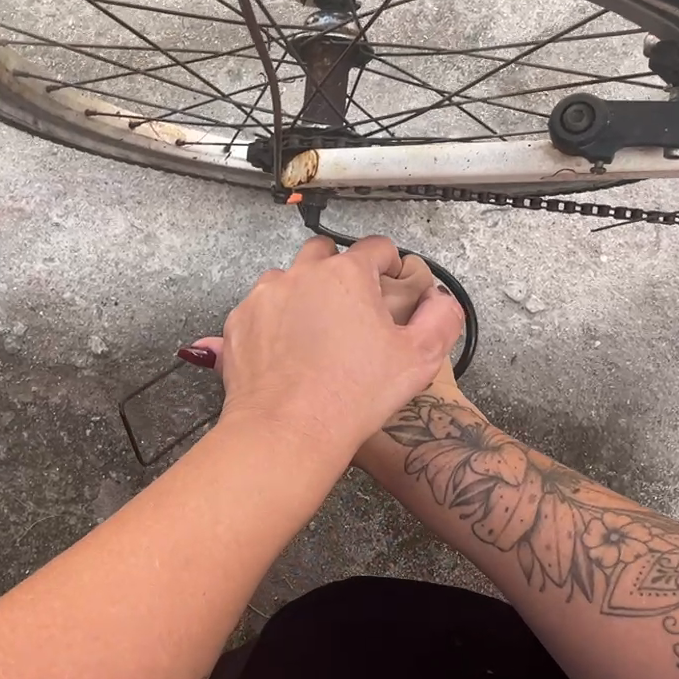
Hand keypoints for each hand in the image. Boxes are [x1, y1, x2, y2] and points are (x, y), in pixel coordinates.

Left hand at [199, 236, 464, 461]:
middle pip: (323, 254)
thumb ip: (440, 318)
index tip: (390, 283)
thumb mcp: (419, 359)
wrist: (286, 432)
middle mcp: (300, 276)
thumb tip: (440, 301)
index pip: (375, 247)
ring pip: (287, 280)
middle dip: (339, 272)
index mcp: (345, 275)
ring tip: (315, 335)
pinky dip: (272, 324)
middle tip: (350, 309)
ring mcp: (263, 298)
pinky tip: (287, 354)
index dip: (389, 264)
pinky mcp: (238, 323)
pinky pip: (259, 311)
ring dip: (302, 296)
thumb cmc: (350, 397)